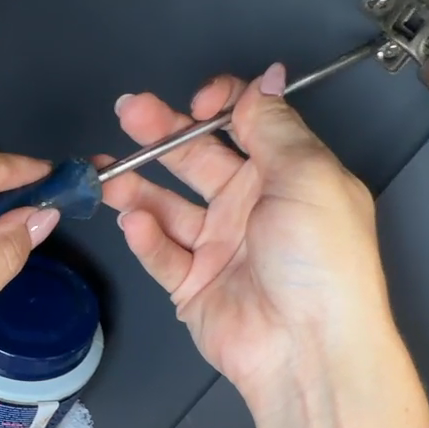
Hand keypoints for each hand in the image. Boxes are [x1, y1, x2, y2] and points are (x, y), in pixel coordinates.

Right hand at [101, 64, 397, 401]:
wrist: (303, 343)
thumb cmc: (321, 259)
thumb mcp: (308, 176)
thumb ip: (274, 128)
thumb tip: (261, 83)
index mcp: (285, 174)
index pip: (244, 126)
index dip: (218, 106)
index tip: (196, 100)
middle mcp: (248, 206)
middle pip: (195, 161)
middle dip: (161, 136)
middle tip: (128, 114)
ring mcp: (216, 247)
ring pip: (167, 208)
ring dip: (137, 189)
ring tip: (107, 176)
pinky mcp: (190, 285)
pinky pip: (161, 254)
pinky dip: (145, 239)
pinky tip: (132, 223)